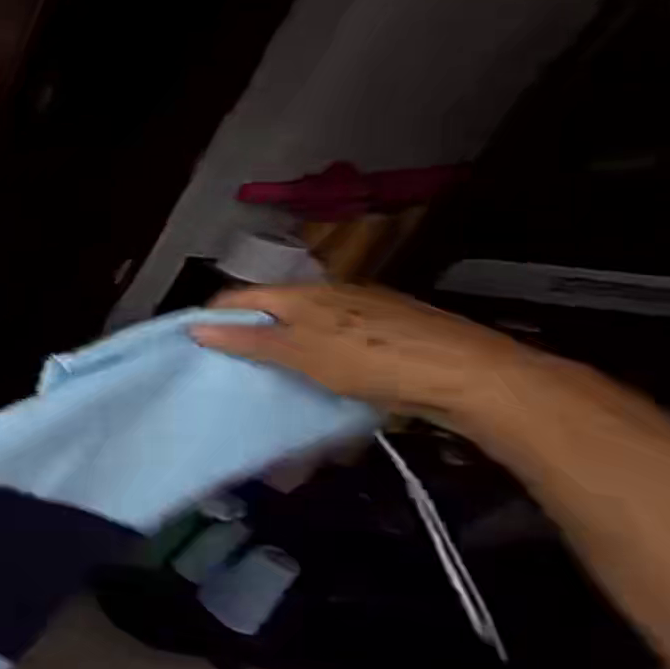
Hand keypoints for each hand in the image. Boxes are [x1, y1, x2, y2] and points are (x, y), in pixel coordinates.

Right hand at [189, 284, 541, 417]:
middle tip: (237, 367)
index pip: (237, 296)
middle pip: (272, 308)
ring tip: (282, 376)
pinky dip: (324, 351)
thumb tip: (195, 325)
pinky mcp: (395, 327)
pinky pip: (340, 336)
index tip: (200, 347)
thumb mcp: (300, 354)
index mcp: (299, 294)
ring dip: (288, 344)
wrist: (474, 376)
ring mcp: (365, 307)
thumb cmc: (371, 361)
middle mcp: (328, 292)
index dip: (214, 318)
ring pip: (307, 323)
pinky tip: (334, 376)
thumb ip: (248, 340)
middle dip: (251, 333)